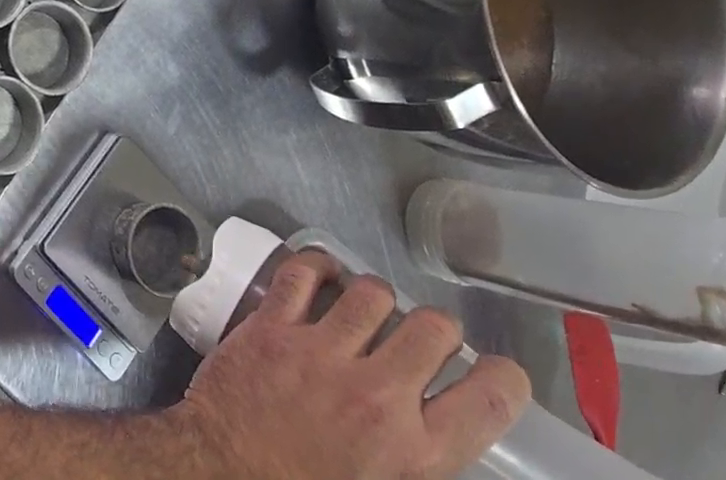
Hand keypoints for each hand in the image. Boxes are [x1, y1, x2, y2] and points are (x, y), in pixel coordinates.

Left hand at [173, 252, 530, 479]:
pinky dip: (317, 266)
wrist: (224, 472)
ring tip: (366, 310)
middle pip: (433, 328)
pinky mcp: (270, 327)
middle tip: (415, 337)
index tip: (490, 370)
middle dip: (433, 327)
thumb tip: (439, 430)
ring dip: (375, 298)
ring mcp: (319, 354)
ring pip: (372, 294)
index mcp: (415, 449)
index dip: (502, 377)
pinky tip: (323, 274)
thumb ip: (419, 458)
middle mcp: (376, 394)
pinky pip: (302, 274)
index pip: (491, 398)